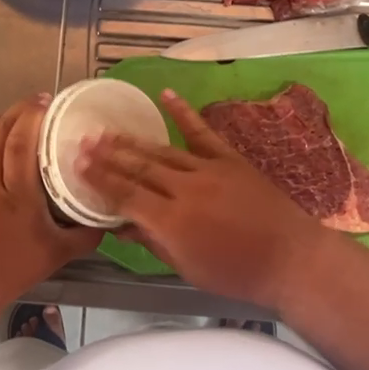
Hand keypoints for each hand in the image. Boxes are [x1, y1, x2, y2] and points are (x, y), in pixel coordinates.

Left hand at [0, 95, 104, 311]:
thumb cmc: (10, 271)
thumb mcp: (57, 255)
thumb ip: (85, 234)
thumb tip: (107, 219)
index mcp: (17, 193)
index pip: (21, 141)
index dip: (32, 116)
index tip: (46, 103)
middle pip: (0, 132)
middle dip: (18, 111)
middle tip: (37, 103)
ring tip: (16, 116)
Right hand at [78, 89, 333, 309]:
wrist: (291, 259)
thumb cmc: (237, 274)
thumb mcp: (187, 268)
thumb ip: (151, 242)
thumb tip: (119, 226)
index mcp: (172, 222)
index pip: (125, 195)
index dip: (99, 179)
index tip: (77, 164)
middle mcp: (185, 190)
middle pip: (138, 168)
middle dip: (108, 155)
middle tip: (84, 141)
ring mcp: (209, 170)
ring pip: (161, 150)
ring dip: (132, 140)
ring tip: (107, 130)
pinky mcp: (230, 159)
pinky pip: (201, 132)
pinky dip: (183, 112)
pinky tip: (165, 95)